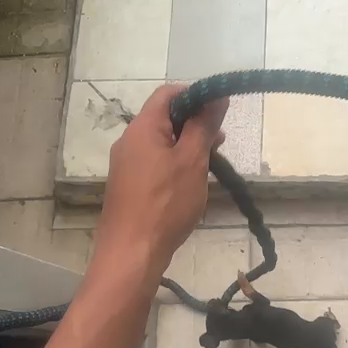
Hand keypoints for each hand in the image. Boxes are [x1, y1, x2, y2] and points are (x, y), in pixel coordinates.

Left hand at [92, 85, 227, 274]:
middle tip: (220, 142)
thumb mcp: (192, 161)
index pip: (168, 93)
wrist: (131, 254)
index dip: (195, 95)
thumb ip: (204, 126)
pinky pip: (154, 162)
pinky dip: (175, 163)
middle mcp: (129, 140)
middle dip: (195, 124)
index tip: (219, 112)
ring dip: (187, 146)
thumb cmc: (165, 204)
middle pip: (164, 117)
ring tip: (211, 165)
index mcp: (142, 128)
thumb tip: (217, 96)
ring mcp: (126, 164)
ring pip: (161, 142)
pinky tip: (190, 183)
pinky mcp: (128, 185)